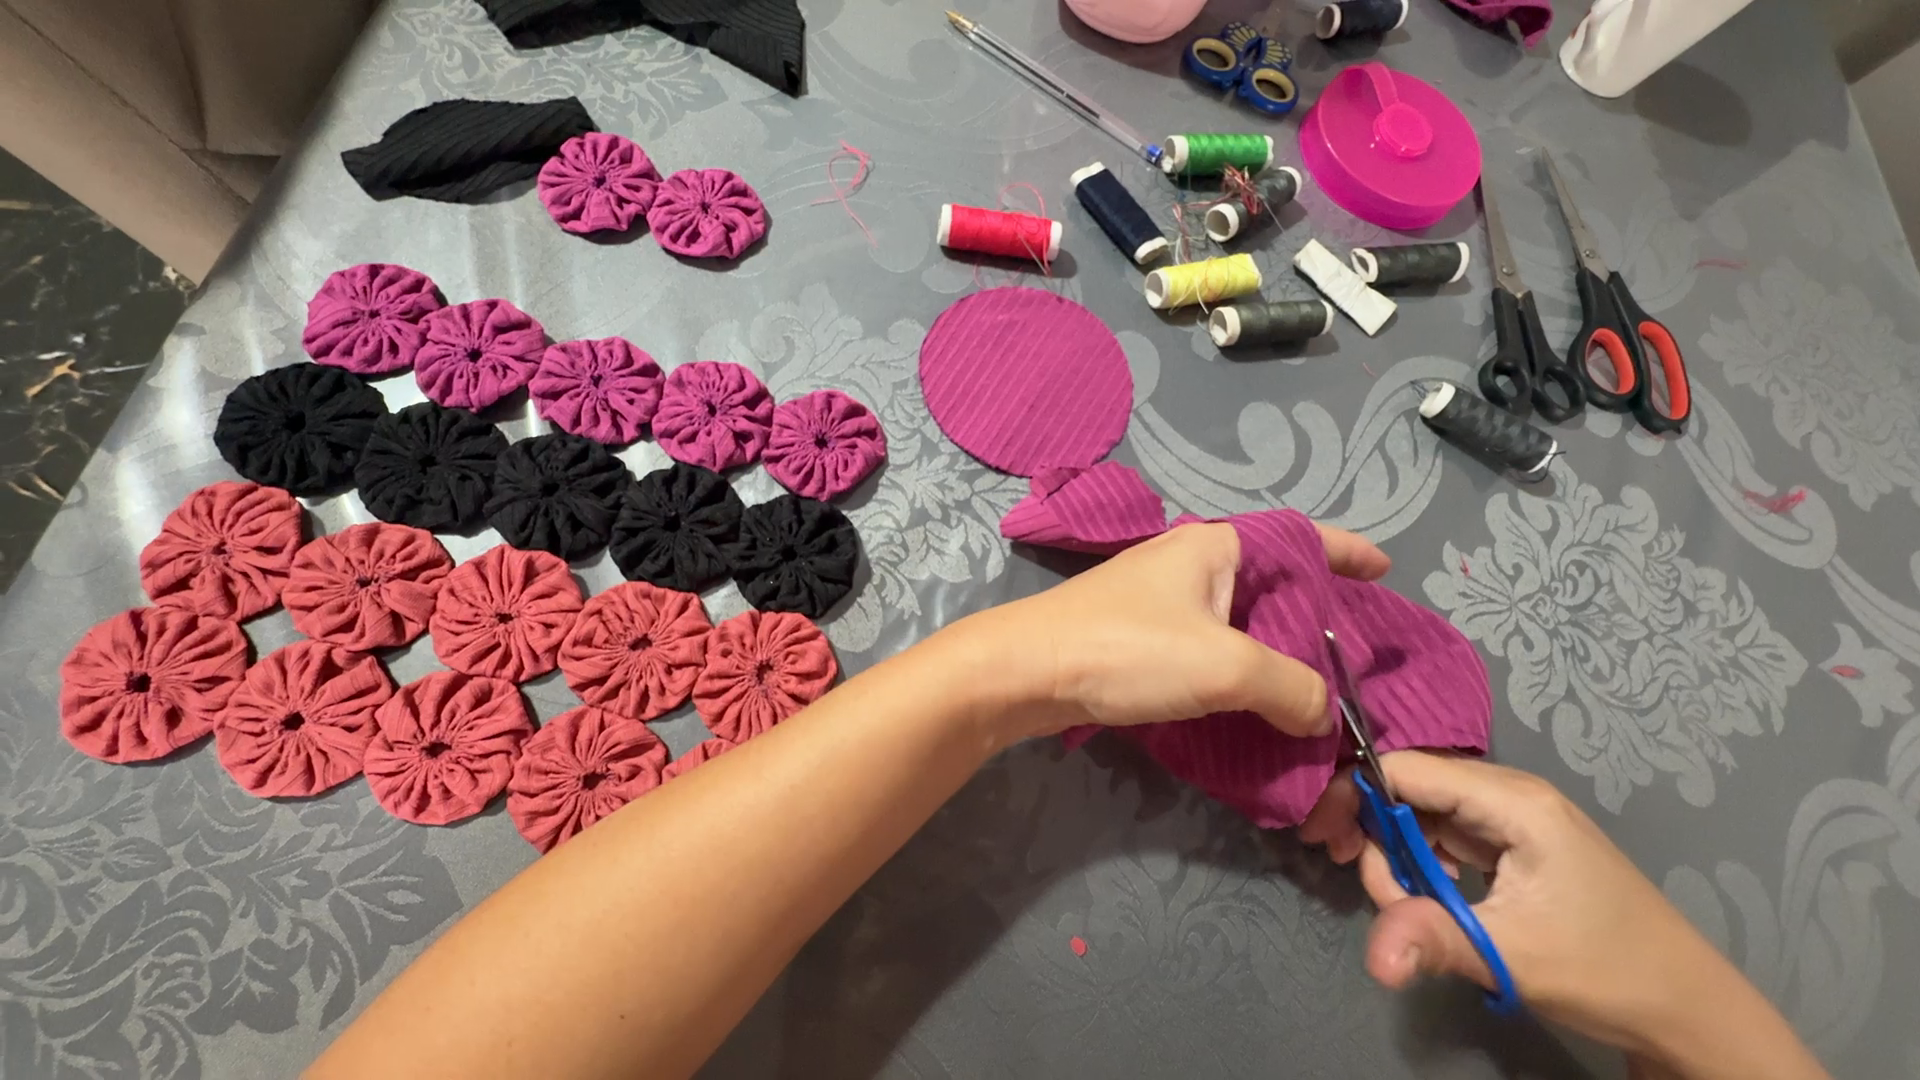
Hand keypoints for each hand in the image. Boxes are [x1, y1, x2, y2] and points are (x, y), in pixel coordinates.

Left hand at [959, 520, 1389, 740]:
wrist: (1026, 672)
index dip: (1347, 552)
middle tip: (1360, 656)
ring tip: (1319, 689)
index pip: (1300, 537)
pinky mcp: (1140, 638)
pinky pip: (1210, 649)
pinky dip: (1241, 674)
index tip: (1387, 571)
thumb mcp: (1226, 666)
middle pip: (1273, 584)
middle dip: (1317, 617)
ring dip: (1278, 654)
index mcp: (1216, 547)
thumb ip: (1291, 687)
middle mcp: (1190, 564)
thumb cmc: (1127, 649)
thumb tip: (1325, 714)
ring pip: (1240, 622)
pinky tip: (1259, 705)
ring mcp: (1162, 601)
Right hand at [1331, 753, 1827, 1078]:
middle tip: (1376, 891)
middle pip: (1410, 789)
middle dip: (1376, 836)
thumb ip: (1433, 940)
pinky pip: (1445, 835)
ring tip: (1408, 907)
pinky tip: (1429, 898)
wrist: (1694, 1013)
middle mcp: (1509, 794)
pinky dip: (1423, 863)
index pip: (1405, 770)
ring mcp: (1513, 817)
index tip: (1321, 837)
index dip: (1353, 794)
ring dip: (1399, 856)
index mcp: (1513, 801)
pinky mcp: (1513, 843)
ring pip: (1423, 814)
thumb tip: (1372, 958)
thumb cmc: (1610, 971)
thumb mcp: (1514, 955)